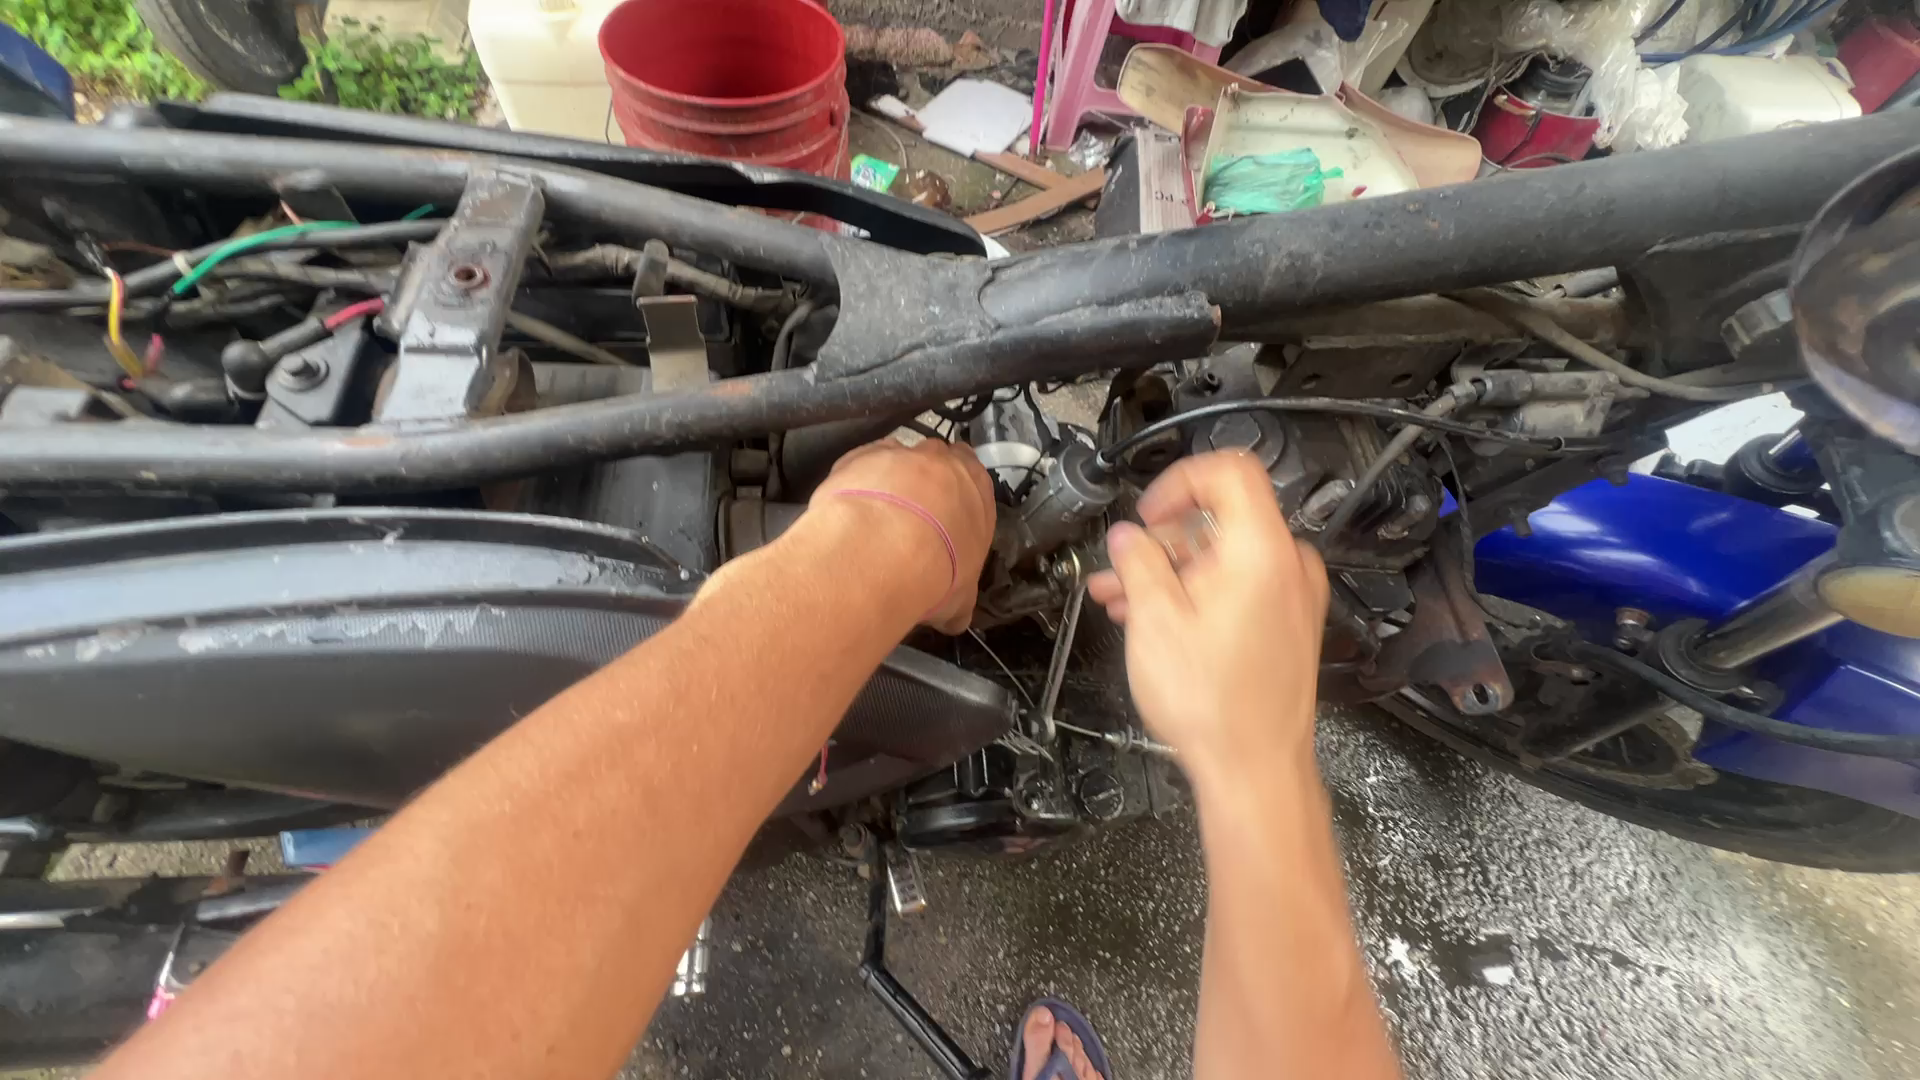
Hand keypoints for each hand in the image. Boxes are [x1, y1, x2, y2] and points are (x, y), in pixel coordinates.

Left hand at [812, 436, 995, 632]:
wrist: (883, 549)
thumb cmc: (937, 570)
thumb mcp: (960, 598)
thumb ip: (960, 600)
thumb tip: (954, 619)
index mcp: (978, 488)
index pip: (974, 479)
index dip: (957, 498)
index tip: (946, 518)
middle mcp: (942, 461)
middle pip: (936, 463)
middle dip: (925, 486)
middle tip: (910, 522)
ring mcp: (899, 454)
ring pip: (896, 461)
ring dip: (889, 484)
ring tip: (876, 522)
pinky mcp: (858, 455)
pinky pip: (860, 465)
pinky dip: (856, 484)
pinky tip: (852, 513)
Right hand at [1086, 452, 1328, 774]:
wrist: (1254, 769)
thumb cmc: (1213, 703)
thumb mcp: (1154, 619)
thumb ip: (1137, 562)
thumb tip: (1129, 537)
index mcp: (1260, 551)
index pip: (1229, 472)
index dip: (1179, 482)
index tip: (1147, 512)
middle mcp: (1287, 566)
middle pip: (1218, 518)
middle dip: (1160, 539)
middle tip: (1121, 567)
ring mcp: (1289, 596)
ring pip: (1219, 556)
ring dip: (1168, 569)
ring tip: (1121, 596)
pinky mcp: (1283, 623)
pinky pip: (1234, 586)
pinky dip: (1193, 591)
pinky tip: (1151, 616)